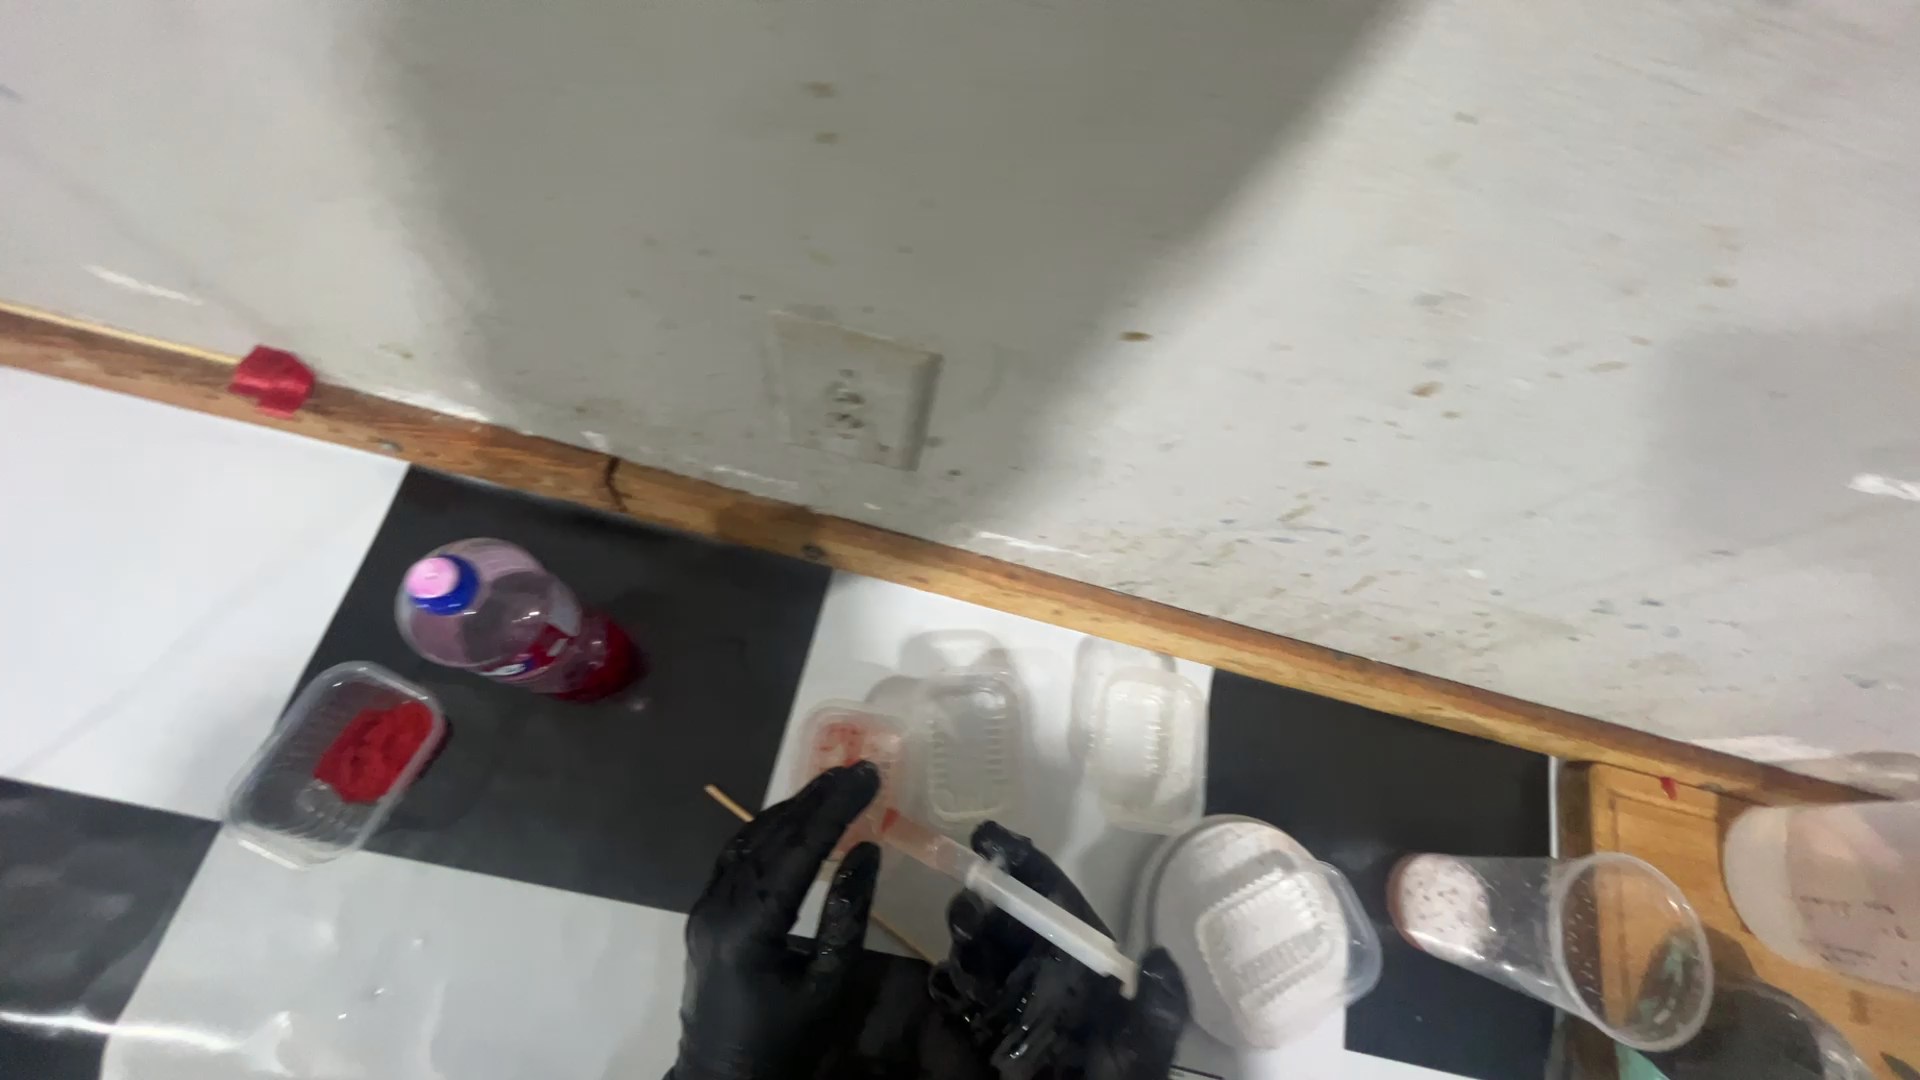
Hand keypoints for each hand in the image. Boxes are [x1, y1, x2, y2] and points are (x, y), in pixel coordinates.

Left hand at [668, 762, 881, 1079]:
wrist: (719, 1079)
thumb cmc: (783, 1041)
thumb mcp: (827, 984)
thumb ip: (847, 915)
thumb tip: (868, 849)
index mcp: (750, 926)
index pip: (801, 850)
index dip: (837, 809)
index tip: (868, 777)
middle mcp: (720, 904)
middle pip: (775, 835)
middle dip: (819, 798)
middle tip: (857, 770)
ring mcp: (707, 904)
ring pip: (752, 838)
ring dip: (794, 807)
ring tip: (833, 784)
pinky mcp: (704, 909)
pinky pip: (737, 854)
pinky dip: (770, 828)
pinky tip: (794, 816)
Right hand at [930, 822, 1188, 1079]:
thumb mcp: (1141, 1059)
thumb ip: (1156, 1014)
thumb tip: (1161, 955)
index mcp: (1073, 960)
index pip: (1047, 897)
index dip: (1021, 863)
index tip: (992, 838)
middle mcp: (1032, 965)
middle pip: (1002, 910)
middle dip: (985, 891)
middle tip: (976, 889)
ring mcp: (995, 990)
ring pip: (972, 942)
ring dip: (965, 928)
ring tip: (967, 930)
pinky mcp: (966, 1020)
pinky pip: (947, 986)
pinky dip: (945, 977)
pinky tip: (952, 981)